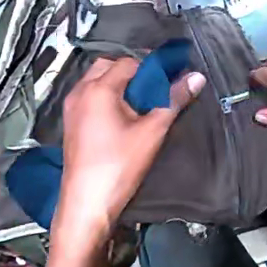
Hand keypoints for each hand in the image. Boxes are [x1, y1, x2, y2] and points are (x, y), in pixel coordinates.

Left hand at [56, 57, 203, 238]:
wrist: (87, 203)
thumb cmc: (118, 167)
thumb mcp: (152, 132)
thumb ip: (173, 100)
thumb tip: (195, 78)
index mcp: (98, 89)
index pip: (129, 62)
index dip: (152, 68)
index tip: (170, 78)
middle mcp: (80, 93)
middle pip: (109, 66)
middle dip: (133, 73)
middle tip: (156, 89)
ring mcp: (71, 109)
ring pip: (97, 81)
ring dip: (119, 85)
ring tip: (142, 103)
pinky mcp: (71, 124)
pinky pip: (89, 97)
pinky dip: (106, 98)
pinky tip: (124, 117)